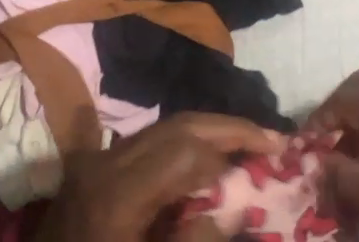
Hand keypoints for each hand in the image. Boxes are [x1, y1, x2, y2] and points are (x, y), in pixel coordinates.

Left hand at [36, 112, 284, 241]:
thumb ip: (194, 240)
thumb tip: (233, 209)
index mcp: (120, 194)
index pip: (189, 148)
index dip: (234, 146)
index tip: (273, 156)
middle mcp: (106, 165)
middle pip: (178, 127)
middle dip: (227, 128)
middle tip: (269, 139)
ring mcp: (93, 164)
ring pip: (160, 129)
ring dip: (204, 131)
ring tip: (242, 144)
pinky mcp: (86, 173)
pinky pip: (138, 143)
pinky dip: (174, 141)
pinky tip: (195, 152)